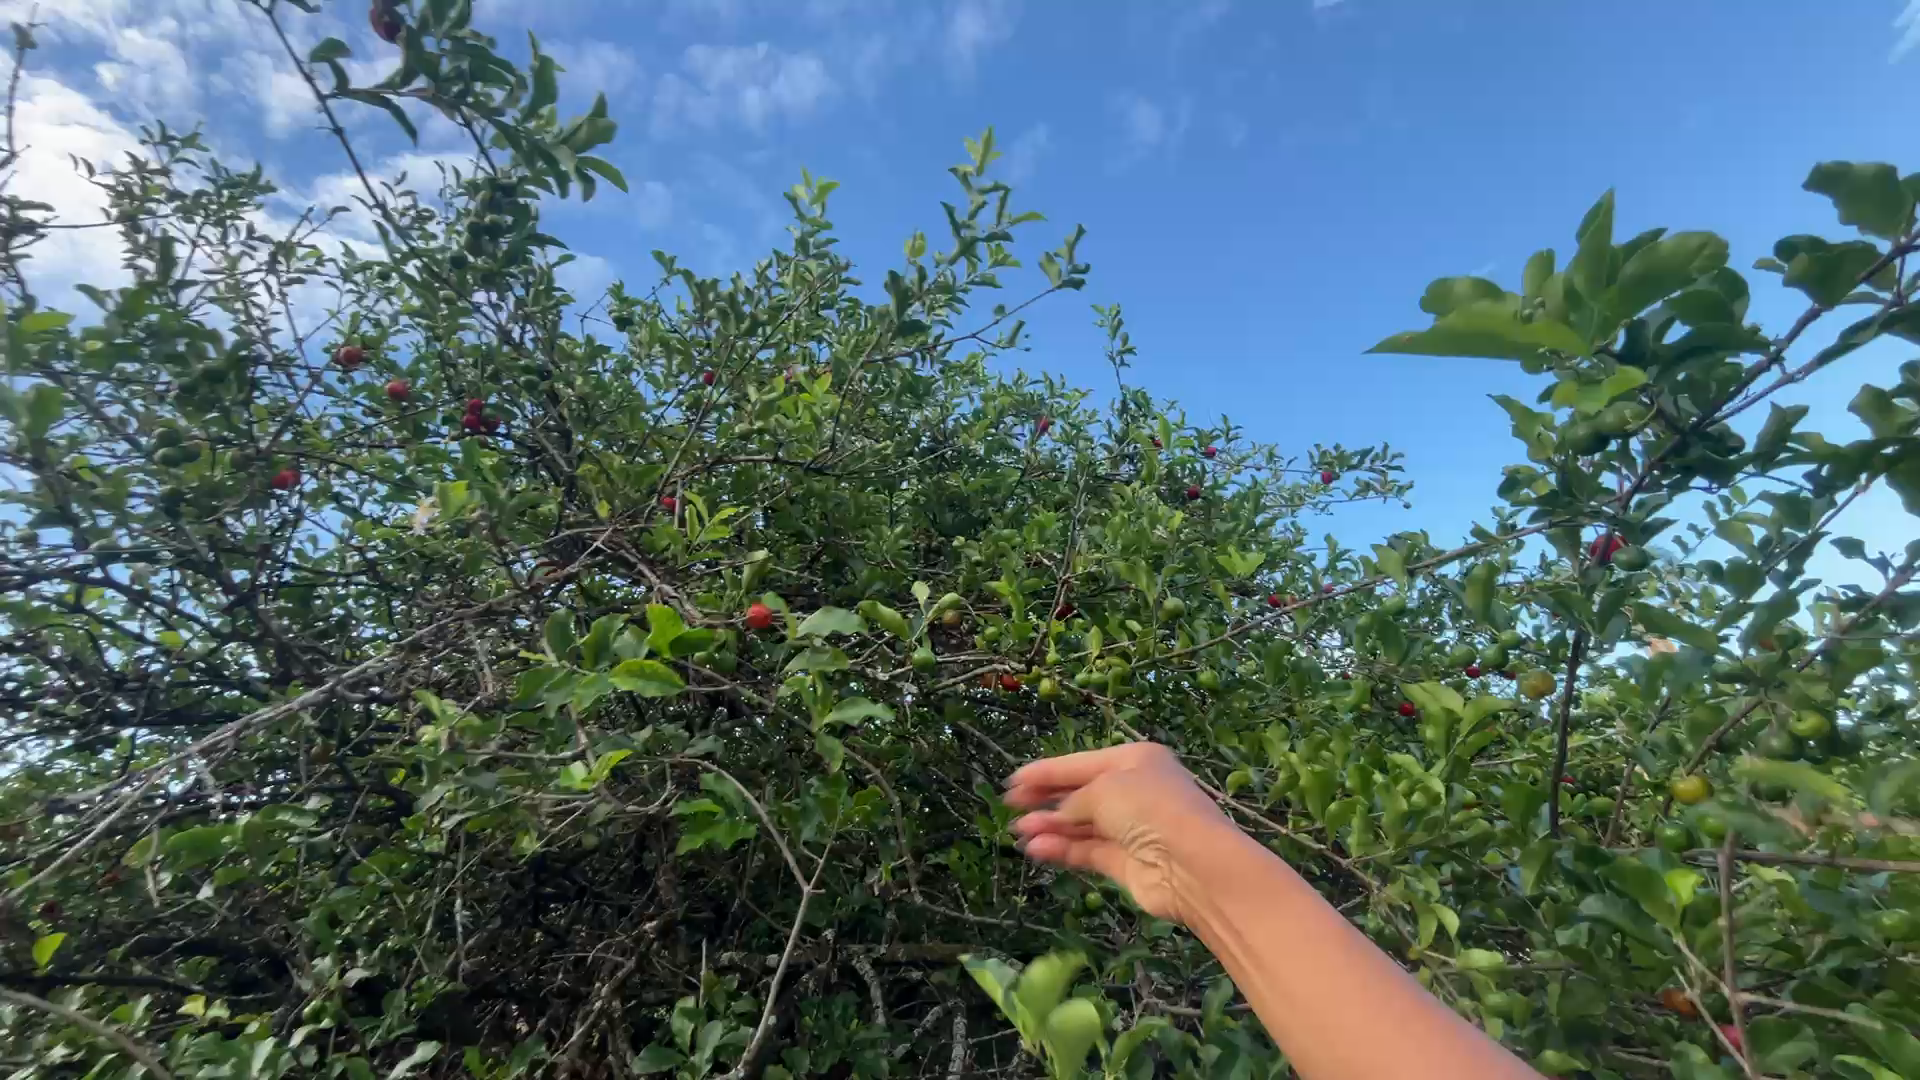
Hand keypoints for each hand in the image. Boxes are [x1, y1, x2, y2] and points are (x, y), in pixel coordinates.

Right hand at [1004, 742, 1238, 922]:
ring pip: (1082, 825)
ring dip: (1051, 826)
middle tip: (1011, 805)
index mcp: (1133, 760)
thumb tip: (1057, 816)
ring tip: (1019, 831)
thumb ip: (1073, 800)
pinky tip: (1037, 848)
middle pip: (1080, 793)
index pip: (1080, 763)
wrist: (1195, 864)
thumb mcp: (1104, 789)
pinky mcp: (1128, 864)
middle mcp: (1134, 792)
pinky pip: (1089, 851)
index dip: (1046, 772)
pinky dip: (1063, 849)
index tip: (1014, 781)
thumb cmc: (1149, 808)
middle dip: (1046, 799)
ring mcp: (1132, 829)